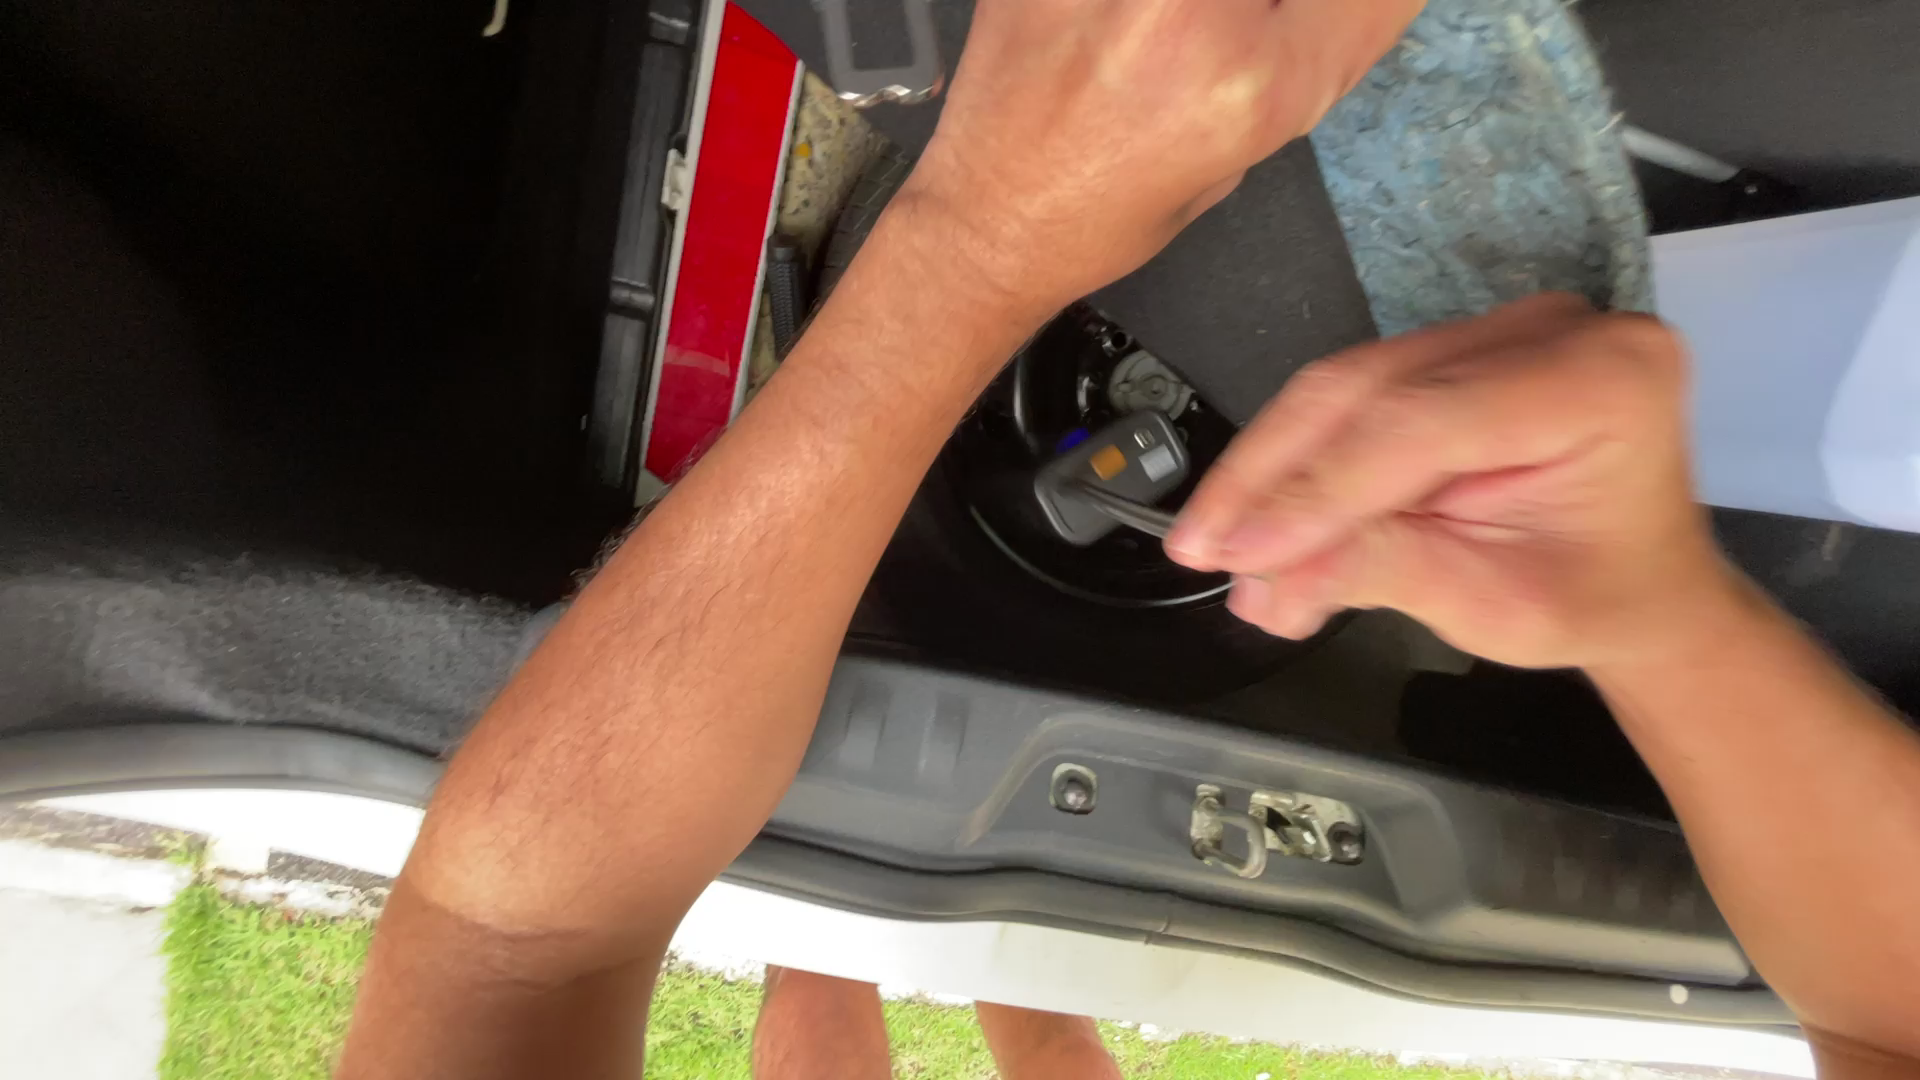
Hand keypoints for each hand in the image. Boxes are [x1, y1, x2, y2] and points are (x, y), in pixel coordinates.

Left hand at [900, 0, 1423, 311]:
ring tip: (1160, 49)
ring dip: (1196, 20)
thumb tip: (1319, 4)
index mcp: (1247, 88)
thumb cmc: (1090, 226)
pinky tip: (1122, 32)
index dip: (1370, 2)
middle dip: (1271, 13)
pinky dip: (1131, 13)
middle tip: (1233, 38)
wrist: (985, 229)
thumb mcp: (1222, 170)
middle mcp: (1189, 13)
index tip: (1334, 18)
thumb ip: (1289, 69)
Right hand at [1165, 294, 1744, 670]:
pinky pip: (1328, 405)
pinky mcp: (1427, 358)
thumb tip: (1262, 581)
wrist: (1627, 577)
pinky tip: (1242, 522)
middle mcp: (1534, 332)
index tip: (1238, 555)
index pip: (1419, 422)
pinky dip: (1277, 468)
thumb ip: (1381, 573)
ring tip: (1209, 546)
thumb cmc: (1586, 597)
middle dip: (1262, 478)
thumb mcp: (1494, 606)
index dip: (1316, 490)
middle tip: (1197, 548)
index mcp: (1596, 380)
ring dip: (1255, 475)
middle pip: (1354, 392)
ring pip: (1324, 394)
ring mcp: (1474, 336)